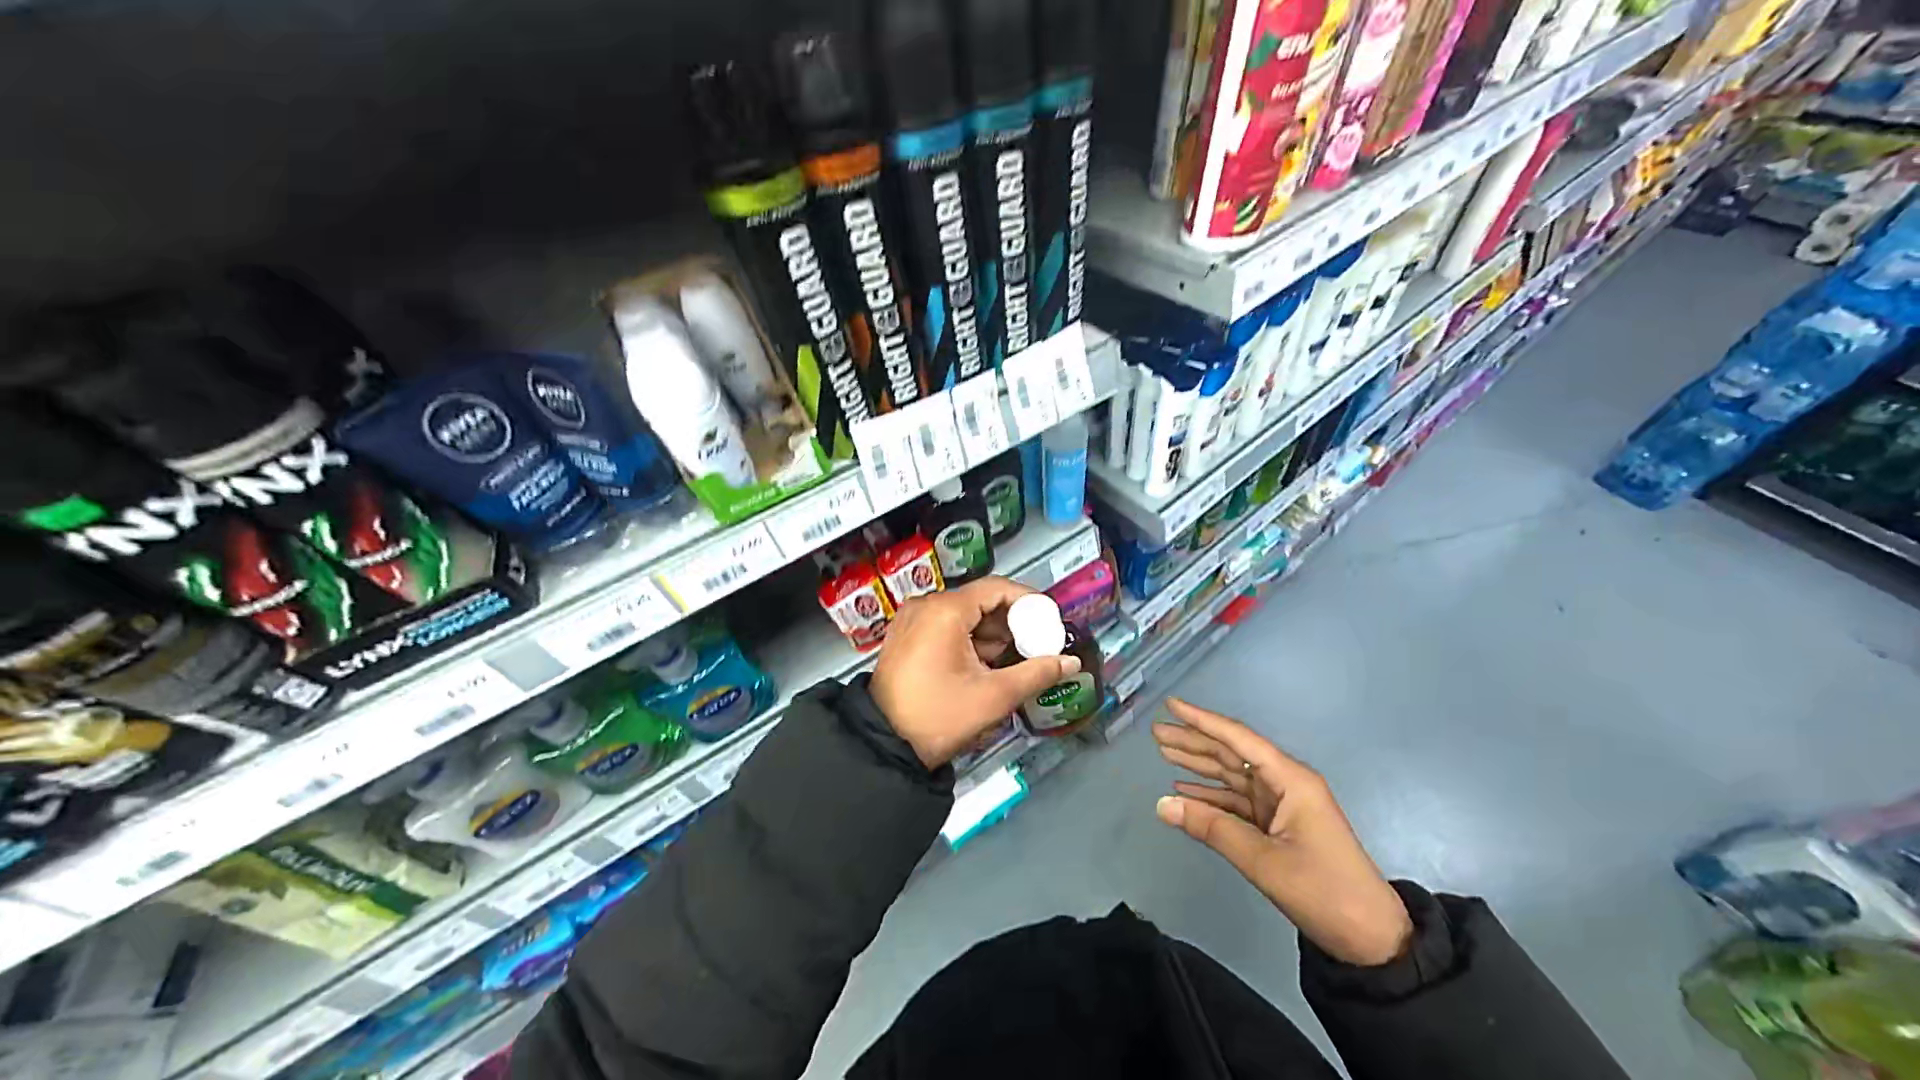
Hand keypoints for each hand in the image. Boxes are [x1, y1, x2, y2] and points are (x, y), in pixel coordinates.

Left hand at [870, 577, 1080, 769]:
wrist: (884, 744)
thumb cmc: (938, 717)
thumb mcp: (994, 696)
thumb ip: (1037, 673)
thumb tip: (1070, 662)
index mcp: (945, 611)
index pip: (997, 588)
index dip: (1029, 601)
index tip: (1050, 621)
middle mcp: (925, 606)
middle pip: (980, 601)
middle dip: (1012, 623)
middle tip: (1037, 646)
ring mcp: (911, 621)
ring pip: (963, 616)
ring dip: (992, 635)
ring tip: (1015, 662)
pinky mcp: (905, 638)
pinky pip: (945, 627)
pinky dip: (969, 640)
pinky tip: (986, 666)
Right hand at [1152, 698, 1412, 966]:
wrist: (1371, 939)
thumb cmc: (1324, 891)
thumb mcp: (1263, 860)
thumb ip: (1211, 828)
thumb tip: (1162, 804)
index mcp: (1291, 781)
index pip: (1239, 740)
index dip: (1203, 720)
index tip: (1172, 705)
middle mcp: (1286, 785)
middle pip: (1233, 754)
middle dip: (1195, 742)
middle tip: (1156, 732)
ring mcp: (1282, 806)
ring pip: (1233, 776)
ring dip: (1199, 766)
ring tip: (1164, 753)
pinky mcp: (1278, 827)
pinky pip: (1237, 803)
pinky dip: (1211, 797)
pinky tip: (1185, 792)